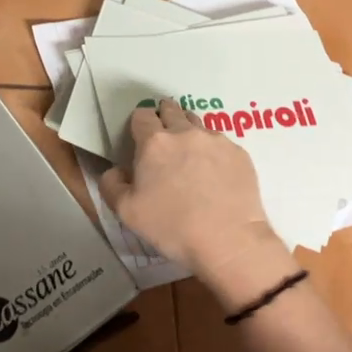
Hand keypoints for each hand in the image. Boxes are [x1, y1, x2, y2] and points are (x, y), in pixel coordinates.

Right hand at [99, 98, 288, 282]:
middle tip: (163, 140)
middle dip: (164, 117)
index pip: (142, 114)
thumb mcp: (126, 212)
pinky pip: (220, 143)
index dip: (139, 123)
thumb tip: (116, 171)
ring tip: (189, 155)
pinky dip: (212, 151)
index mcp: (154, 142)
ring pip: (197, 123)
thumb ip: (111, 184)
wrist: (228, 241)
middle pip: (171, 110)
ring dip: (188, 131)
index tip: (140, 138)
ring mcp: (216, 140)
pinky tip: (214, 174)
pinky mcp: (239, 153)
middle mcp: (185, 132)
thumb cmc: (172, 226)